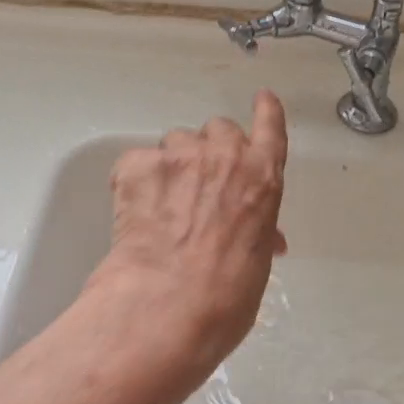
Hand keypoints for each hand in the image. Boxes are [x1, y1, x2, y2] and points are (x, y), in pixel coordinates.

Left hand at [85, 90, 289, 370]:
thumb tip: (262, 236)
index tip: (263, 99)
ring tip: (161, 205)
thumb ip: (257, 230)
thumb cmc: (225, 298)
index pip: (271, 129)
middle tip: (197, 187)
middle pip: (218, 130)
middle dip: (209, 151)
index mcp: (263, 179)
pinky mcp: (138, 165)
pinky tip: (132, 212)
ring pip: (175, 142)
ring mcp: (179, 156)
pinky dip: (134, 181)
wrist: (167, 305)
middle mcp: (225, 155)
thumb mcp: (257, 262)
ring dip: (172, 165)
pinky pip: (136, 162)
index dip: (266, 111)